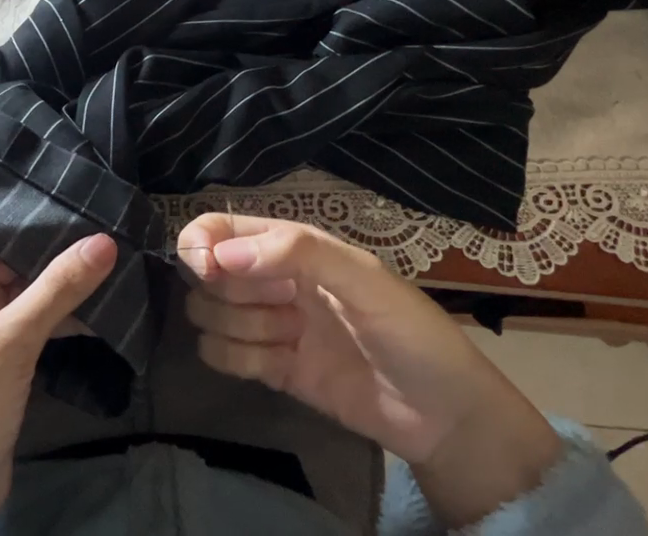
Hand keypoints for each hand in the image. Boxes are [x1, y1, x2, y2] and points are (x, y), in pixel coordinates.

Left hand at [0, 234, 116, 535]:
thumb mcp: (12, 340)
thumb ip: (57, 288)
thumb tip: (104, 241)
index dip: (21, 215)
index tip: (66, 195)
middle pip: (10, 259)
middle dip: (51, 246)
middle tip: (101, 219)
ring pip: (27, 290)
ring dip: (62, 281)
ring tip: (111, 251)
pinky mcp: (6, 357)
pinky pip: (36, 320)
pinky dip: (64, 314)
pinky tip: (103, 302)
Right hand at [179, 214, 559, 526]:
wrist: (446, 419)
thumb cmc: (412, 333)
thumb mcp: (364, 280)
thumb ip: (296, 254)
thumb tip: (222, 255)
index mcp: (293, 246)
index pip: (220, 229)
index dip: (201, 242)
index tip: (207, 267)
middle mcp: (272, 280)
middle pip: (207, 274)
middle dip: (228, 291)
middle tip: (279, 308)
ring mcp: (269, 325)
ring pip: (208, 313)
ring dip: (237, 326)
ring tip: (287, 338)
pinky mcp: (269, 368)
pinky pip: (220, 354)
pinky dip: (236, 358)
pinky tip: (275, 364)